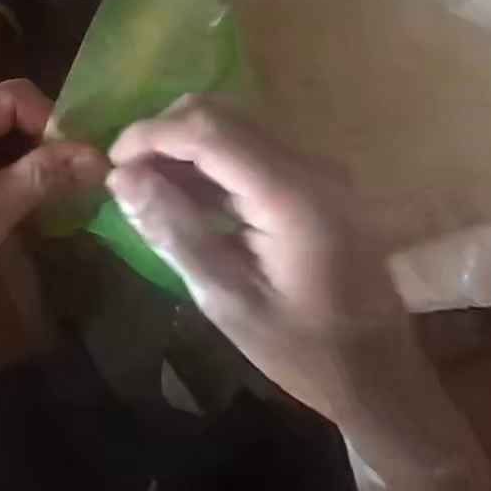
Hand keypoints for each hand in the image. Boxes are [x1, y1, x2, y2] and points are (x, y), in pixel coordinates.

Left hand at [0, 80, 108, 340]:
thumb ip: (42, 176)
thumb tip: (100, 156)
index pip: (13, 97)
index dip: (51, 121)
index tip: (80, 159)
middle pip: (14, 115)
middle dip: (49, 142)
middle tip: (78, 179)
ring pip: (12, 141)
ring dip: (41, 162)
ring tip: (68, 193)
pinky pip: (2, 165)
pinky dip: (27, 178)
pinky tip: (46, 203)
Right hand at [107, 94, 417, 422]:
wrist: (379, 375)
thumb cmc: (302, 350)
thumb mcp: (225, 299)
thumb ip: (172, 231)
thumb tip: (120, 177)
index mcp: (292, 199)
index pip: (208, 132)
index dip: (150, 135)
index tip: (111, 164)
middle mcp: (308, 167)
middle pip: (216, 114)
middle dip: (159, 134)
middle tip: (127, 178)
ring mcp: (311, 168)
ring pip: (226, 123)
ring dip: (177, 145)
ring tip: (147, 188)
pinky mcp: (307, 177)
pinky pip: (241, 146)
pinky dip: (201, 160)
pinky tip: (181, 196)